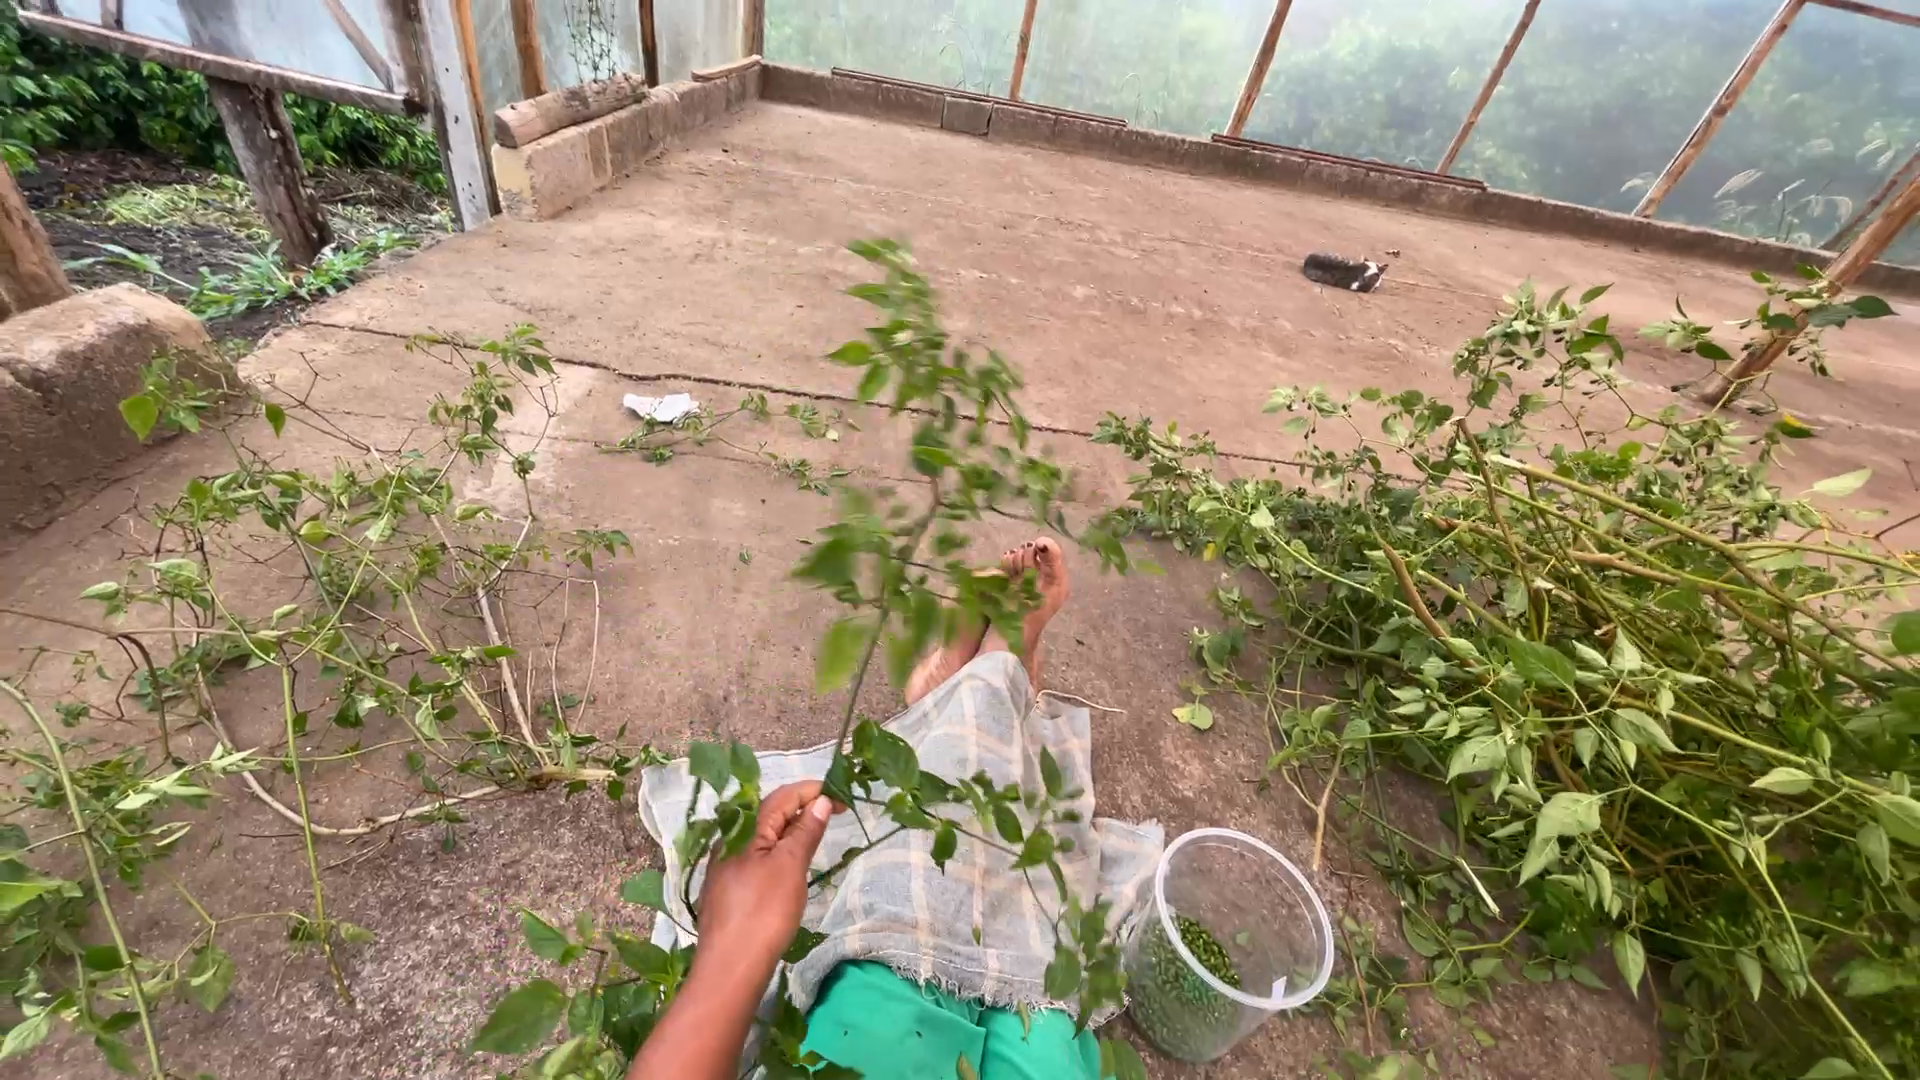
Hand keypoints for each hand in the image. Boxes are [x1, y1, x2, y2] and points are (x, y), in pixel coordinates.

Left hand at [694, 780, 843, 975]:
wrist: (730, 969)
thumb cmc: (764, 912)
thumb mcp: (791, 866)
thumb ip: (805, 831)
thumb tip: (820, 801)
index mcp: (745, 830)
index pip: (782, 796)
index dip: (812, 791)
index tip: (840, 798)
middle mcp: (730, 842)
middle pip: (770, 813)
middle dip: (802, 807)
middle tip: (833, 814)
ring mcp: (725, 866)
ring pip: (762, 836)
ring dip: (790, 829)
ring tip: (815, 835)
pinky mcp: (726, 889)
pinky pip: (756, 856)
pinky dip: (777, 851)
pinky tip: (788, 865)